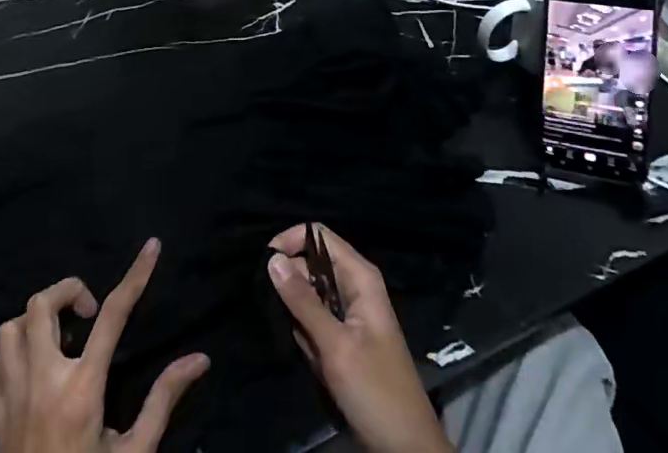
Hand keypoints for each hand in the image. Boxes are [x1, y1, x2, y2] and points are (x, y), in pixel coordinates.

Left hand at [0, 238, 208, 452]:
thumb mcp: (136, 450)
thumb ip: (164, 399)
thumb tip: (200, 359)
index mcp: (83, 387)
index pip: (114, 314)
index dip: (136, 274)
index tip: (151, 247)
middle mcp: (42, 382)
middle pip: (40, 307)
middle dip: (67, 291)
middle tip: (87, 310)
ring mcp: (9, 400)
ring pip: (6, 332)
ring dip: (33, 324)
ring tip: (57, 338)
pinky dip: (1, 364)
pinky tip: (23, 374)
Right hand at [267, 225, 454, 452]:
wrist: (403, 443)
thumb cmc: (374, 388)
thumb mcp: (335, 345)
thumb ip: (303, 301)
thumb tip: (272, 258)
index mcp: (360, 276)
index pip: (319, 236)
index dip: (291, 241)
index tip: (264, 264)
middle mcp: (354, 285)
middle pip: (311, 264)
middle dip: (291, 285)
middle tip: (281, 315)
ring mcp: (348, 311)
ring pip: (309, 295)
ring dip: (298, 316)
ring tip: (307, 344)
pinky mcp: (341, 335)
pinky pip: (313, 321)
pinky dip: (305, 335)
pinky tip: (312, 358)